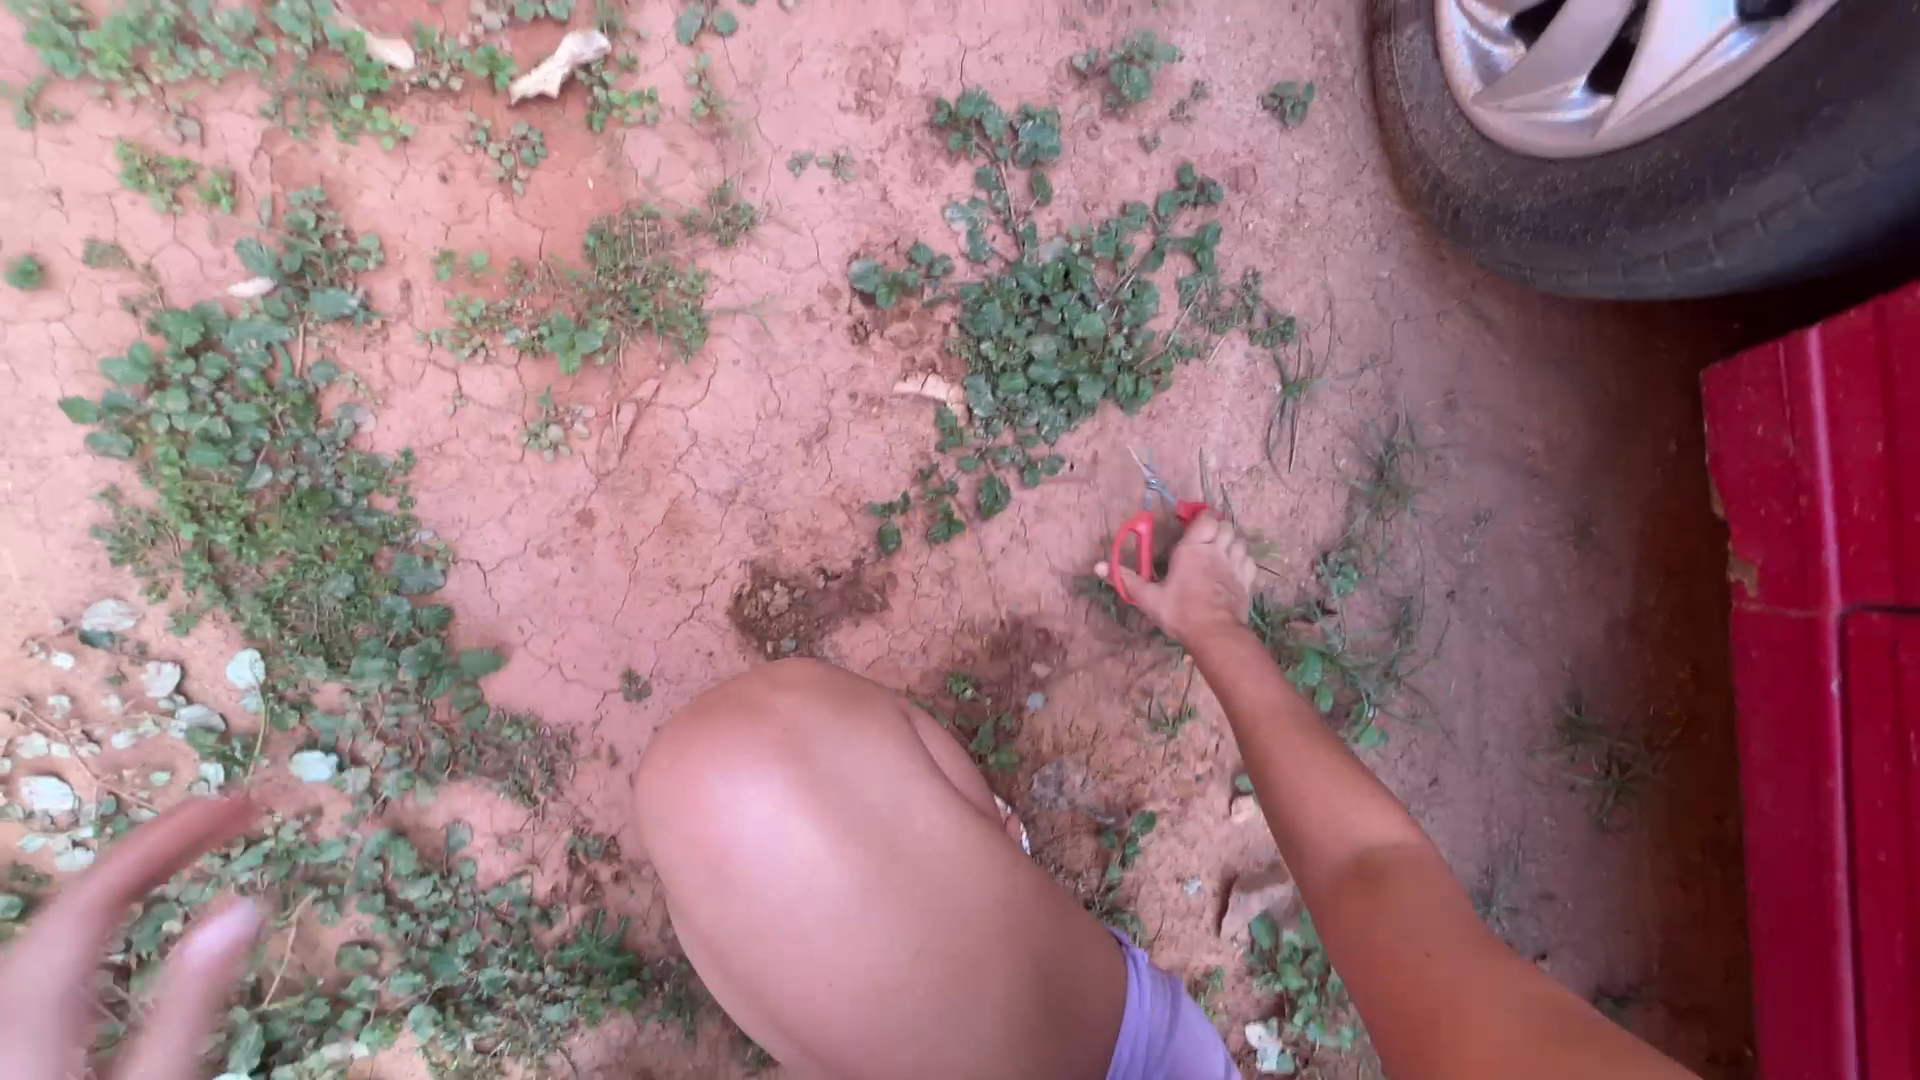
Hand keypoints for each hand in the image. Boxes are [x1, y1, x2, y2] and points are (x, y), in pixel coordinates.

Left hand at [0, 797, 260, 1079]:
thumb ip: (190, 1004)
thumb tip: (245, 903)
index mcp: (33, 1024)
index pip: (92, 905)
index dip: (161, 842)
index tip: (238, 804)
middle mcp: (2, 1016)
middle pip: (67, 910)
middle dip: (150, 848)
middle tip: (231, 812)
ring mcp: (3, 1030)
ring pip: (50, 934)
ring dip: (127, 876)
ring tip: (194, 843)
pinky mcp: (14, 1045)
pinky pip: (49, 963)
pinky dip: (103, 917)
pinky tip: (136, 914)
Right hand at [1095, 513, 1254, 644]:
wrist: (1215, 634)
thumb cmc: (1180, 612)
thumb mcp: (1148, 597)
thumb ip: (1126, 579)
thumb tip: (1097, 566)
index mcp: (1193, 548)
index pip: (1206, 518)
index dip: (1202, 517)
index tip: (1191, 524)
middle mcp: (1217, 550)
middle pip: (1225, 525)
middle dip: (1217, 527)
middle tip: (1204, 538)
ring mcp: (1235, 565)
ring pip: (1240, 540)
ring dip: (1231, 540)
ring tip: (1220, 550)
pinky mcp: (1247, 580)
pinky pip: (1249, 559)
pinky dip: (1242, 558)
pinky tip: (1233, 566)